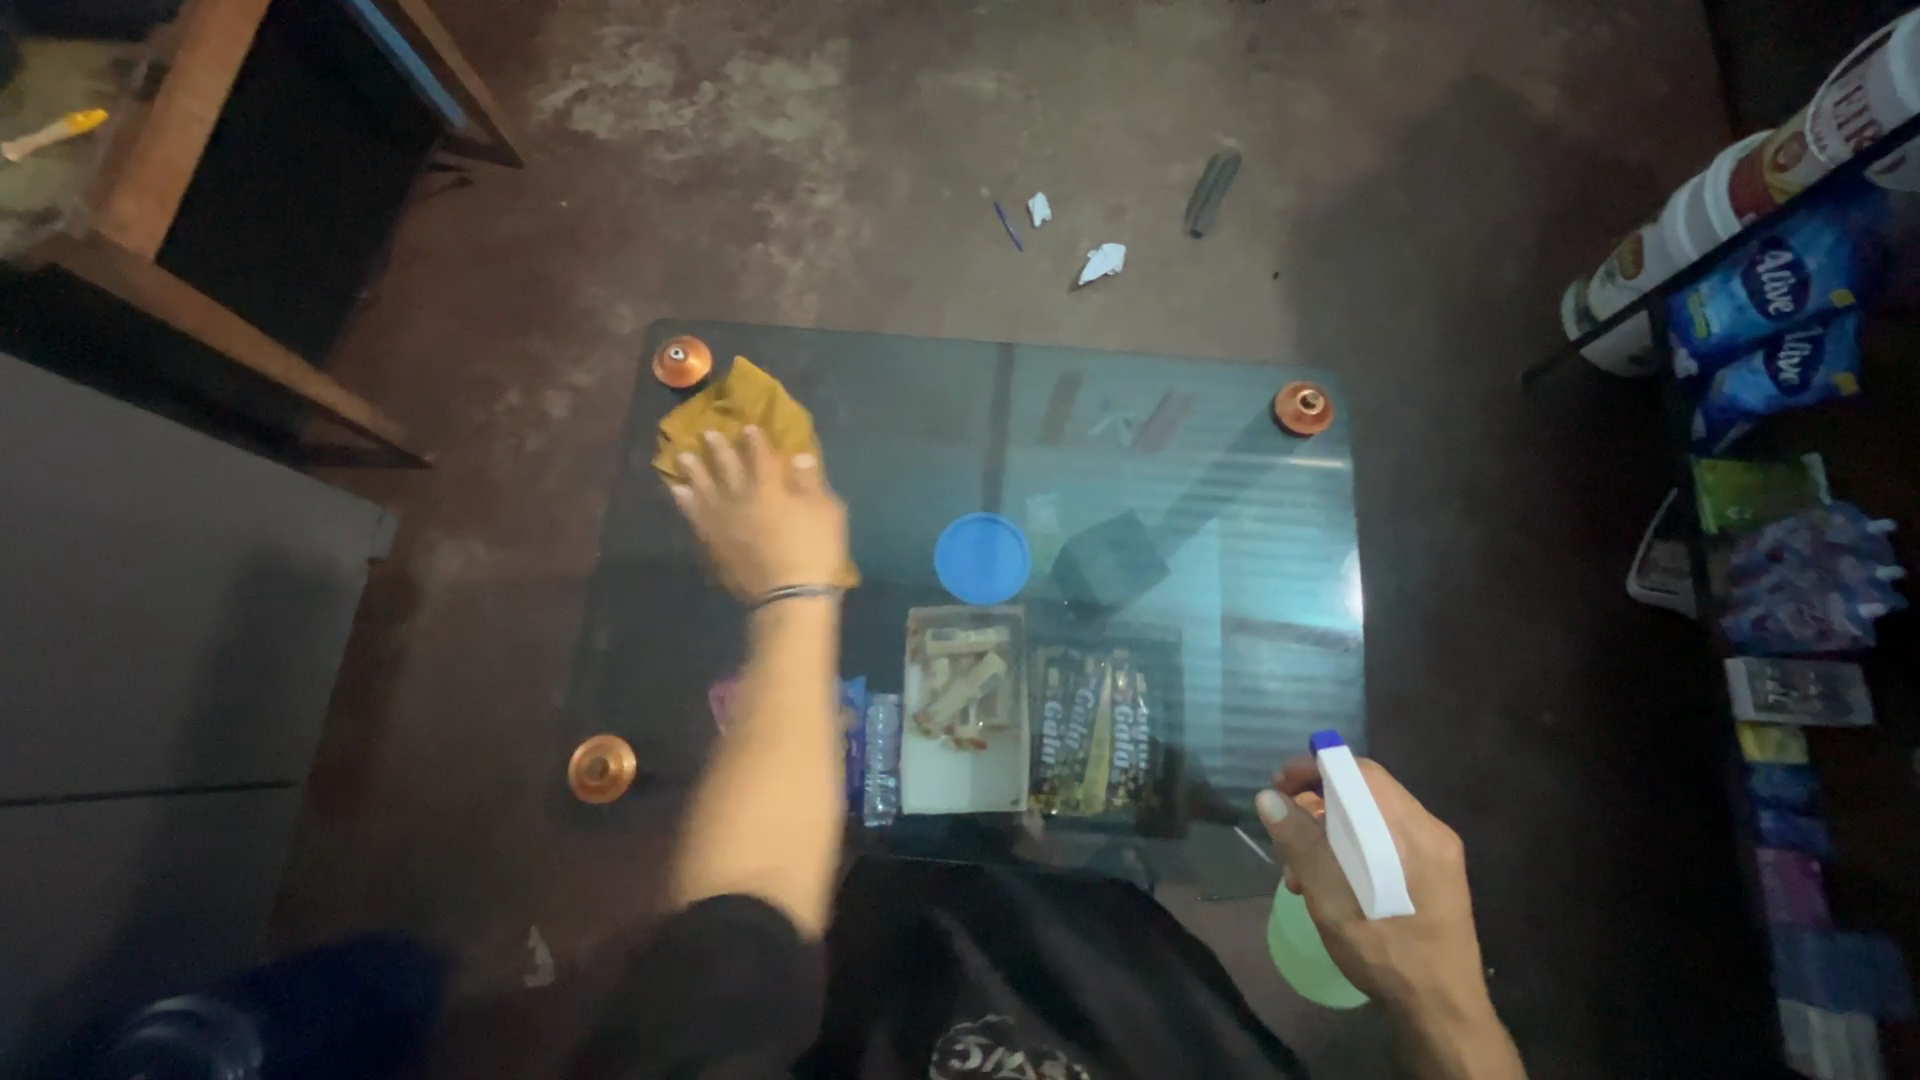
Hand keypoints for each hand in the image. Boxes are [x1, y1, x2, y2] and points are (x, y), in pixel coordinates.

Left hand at [669, 427, 847, 599]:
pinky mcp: (715, 542)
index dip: (754, 440)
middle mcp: (741, 497)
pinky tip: (678, 492)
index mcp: (770, 486)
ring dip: (694, 471)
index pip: (760, 456)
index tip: (747, 426)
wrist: (789, 594)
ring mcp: (724, 521)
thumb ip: (810, 481)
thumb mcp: (827, 511)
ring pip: (703, 488)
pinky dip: (685, 502)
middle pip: (726, 467)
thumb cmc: (816, 549)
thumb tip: (799, 455)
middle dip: (719, 448)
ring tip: (683, 456)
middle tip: (707, 432)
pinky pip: (694, 516)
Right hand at [1255, 758, 1486, 1018]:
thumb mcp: (1333, 900)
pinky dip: (1348, 848)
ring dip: (1327, 831)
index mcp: (1412, 832)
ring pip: (1368, 817)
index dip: (1314, 767)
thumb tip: (1269, 798)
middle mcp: (1429, 832)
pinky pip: (1382, 840)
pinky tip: (1328, 882)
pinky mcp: (1431, 873)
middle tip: (1282, 828)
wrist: (1443, 1014)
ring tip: (1298, 870)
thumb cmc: (1388, 954)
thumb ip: (1302, 844)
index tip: (1278, 785)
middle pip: (1363, 792)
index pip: (1360, 772)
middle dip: (1315, 803)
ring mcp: (1434, 853)